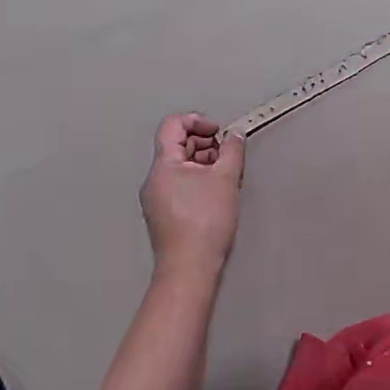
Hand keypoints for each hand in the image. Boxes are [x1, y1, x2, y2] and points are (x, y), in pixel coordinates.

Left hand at [140, 113, 244, 280]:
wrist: (190, 268)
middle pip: (177, 145)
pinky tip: (216, 193)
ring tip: (225, 175)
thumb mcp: (226, 178)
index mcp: (163, 164)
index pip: (173, 125)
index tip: (217, 131)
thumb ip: (232, 150)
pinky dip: (198, 180)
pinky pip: (180, 185)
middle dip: (204, 143)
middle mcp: (155, 179)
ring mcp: (157, 198)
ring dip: (203, 162)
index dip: (197, 121)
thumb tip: (235, 135)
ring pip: (180, 166)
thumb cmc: (203, 224)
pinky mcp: (164, 215)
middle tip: (225, 153)